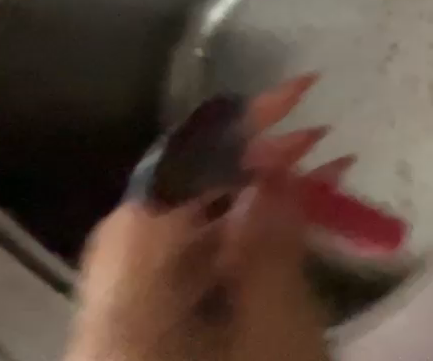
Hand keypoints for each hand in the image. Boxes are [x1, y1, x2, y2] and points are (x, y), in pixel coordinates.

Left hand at [67, 76, 341, 360]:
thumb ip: (269, 250)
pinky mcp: (153, 345)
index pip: (159, 198)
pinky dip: (242, 230)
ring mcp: (127, 334)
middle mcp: (109, 320)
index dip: (221, 137)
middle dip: (235, 157)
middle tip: (312, 120)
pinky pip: (191, 268)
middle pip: (159, 213)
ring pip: (178, 239)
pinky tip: (297, 214)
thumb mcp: (279, 336)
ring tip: (323, 157)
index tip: (292, 96)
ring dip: (246, 191)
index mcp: (127, 318)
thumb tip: (271, 174)